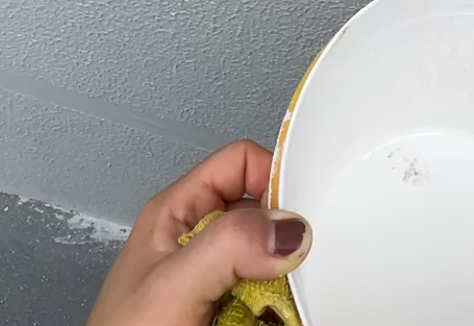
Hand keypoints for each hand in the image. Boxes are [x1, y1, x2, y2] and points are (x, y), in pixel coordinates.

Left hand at [86, 141, 313, 325]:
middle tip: (297, 264)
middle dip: (286, 240)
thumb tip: (290, 227)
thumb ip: (229, 245)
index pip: (242, 163)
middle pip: (265, 215)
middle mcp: (201, 242)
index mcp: (178, 213)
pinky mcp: (232, 316)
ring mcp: (217, 283)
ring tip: (284, 303)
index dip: (275, 177)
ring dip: (288, 281)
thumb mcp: (171, 287)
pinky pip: (274, 302)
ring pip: (275, 262)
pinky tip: (278, 320)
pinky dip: (284, 311)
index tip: (302, 212)